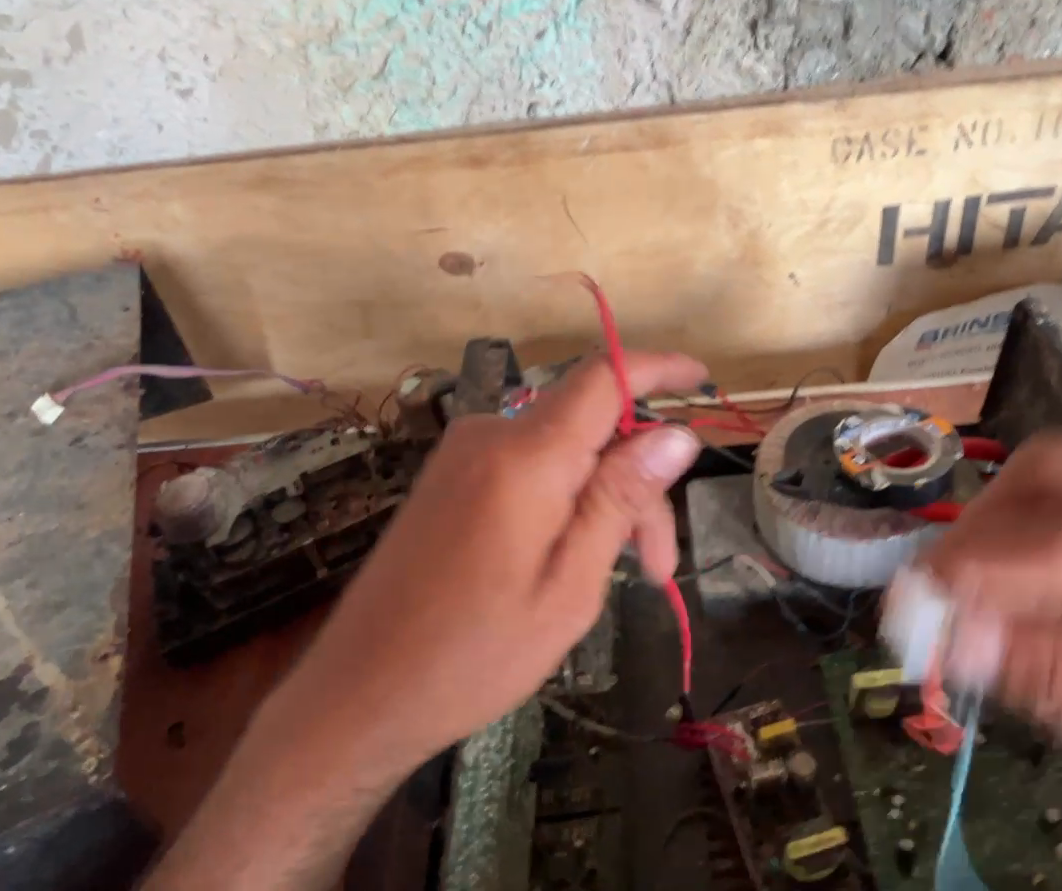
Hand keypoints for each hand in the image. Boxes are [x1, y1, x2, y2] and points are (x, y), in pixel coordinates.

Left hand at [276, 350, 706, 769]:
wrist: (360, 693)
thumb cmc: (474, 656)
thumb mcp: (569, 587)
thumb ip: (620, 499)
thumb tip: (676, 434)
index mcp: (524, 458)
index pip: (604, 377)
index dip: (658, 368)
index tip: (701, 379)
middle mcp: (491, 435)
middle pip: (591, 423)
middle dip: (636, 481)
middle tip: (656, 565)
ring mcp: (464, 454)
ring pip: (564, 449)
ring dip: (603, 498)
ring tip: (619, 576)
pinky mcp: (451, 477)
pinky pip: (529, 465)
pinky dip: (565, 498)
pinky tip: (570, 556)